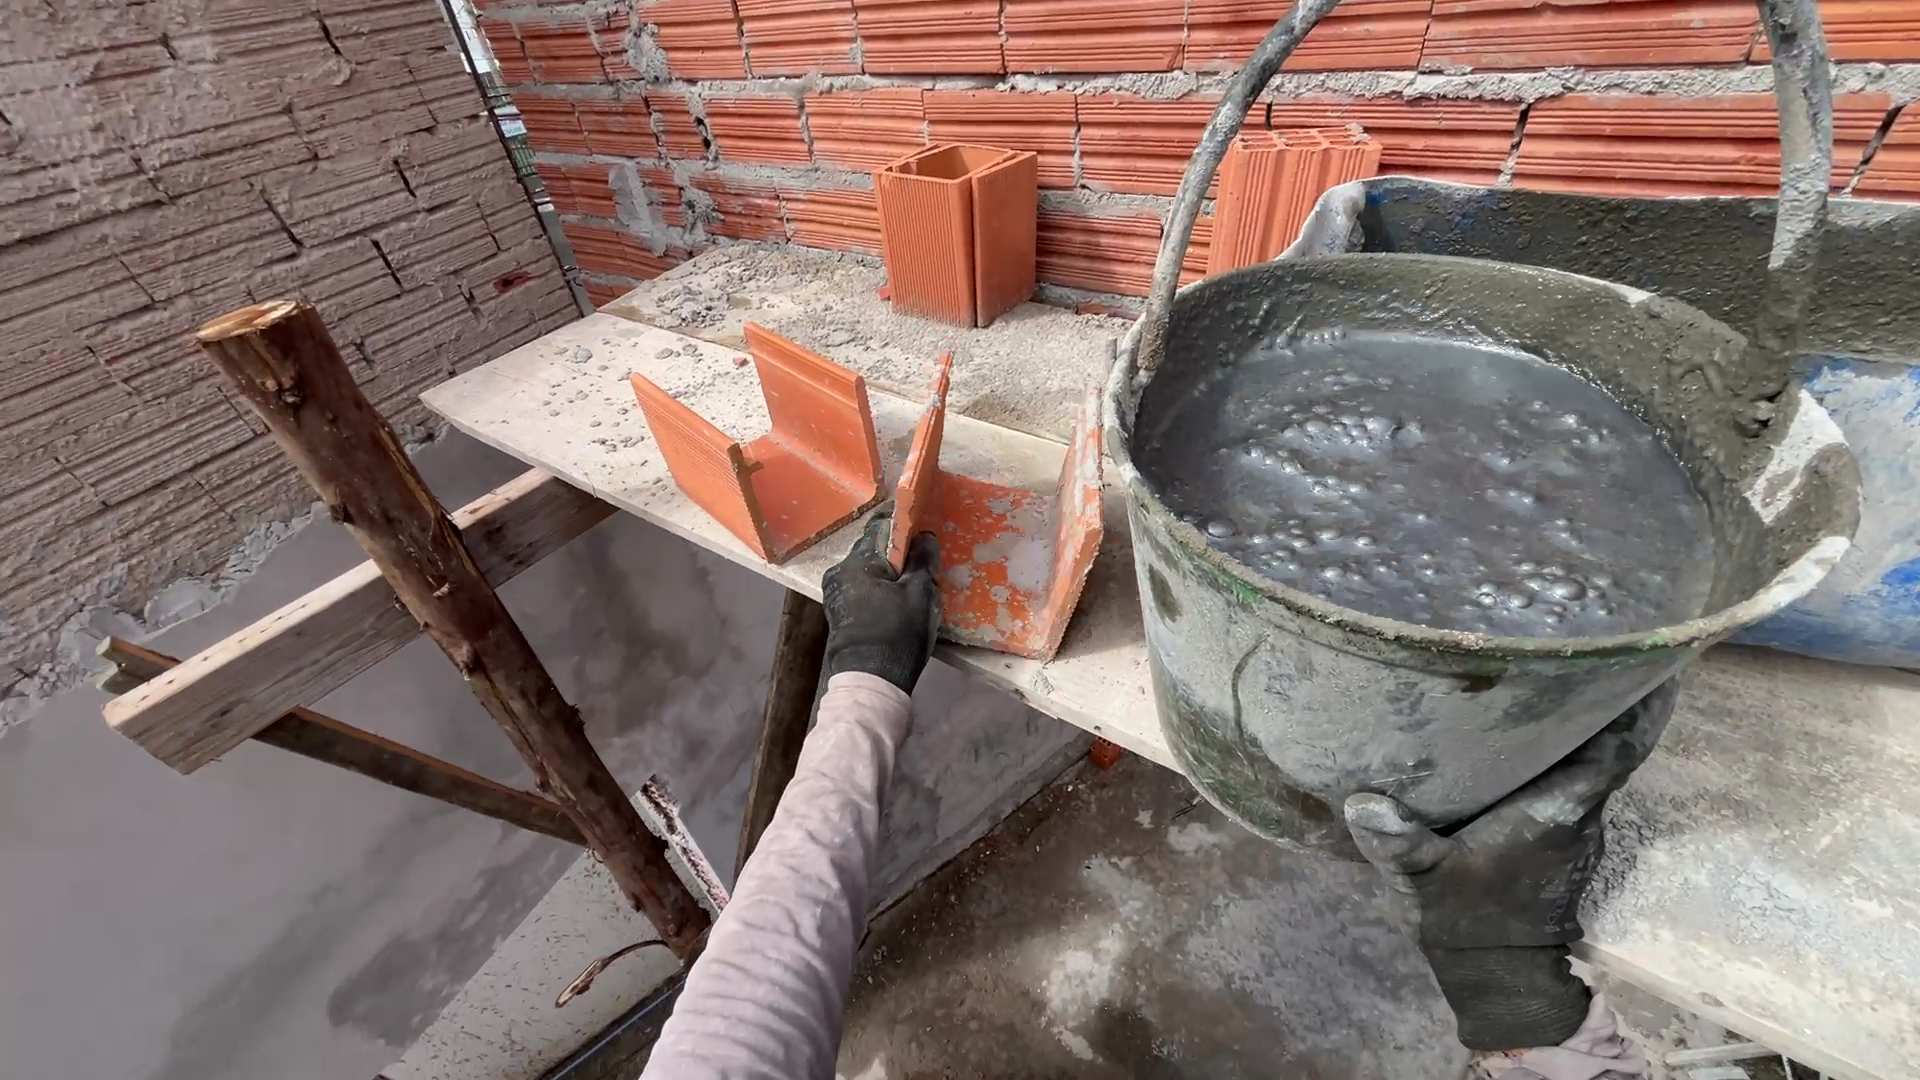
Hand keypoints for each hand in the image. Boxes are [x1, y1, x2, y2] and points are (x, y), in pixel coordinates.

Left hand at [820, 514, 940, 693]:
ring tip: (914, 587)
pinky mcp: (840, 615)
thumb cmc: (897, 632)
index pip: (880, 528)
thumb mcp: (920, 593)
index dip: (904, 526)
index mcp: (855, 562)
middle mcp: (839, 573)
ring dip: (890, 576)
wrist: (871, 682)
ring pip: (869, 573)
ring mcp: (836, 595)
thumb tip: (924, 535)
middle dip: (898, 556)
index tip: (923, 532)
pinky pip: (864, 592)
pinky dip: (881, 593)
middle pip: (874, 552)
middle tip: (924, 565)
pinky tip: (898, 604)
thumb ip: (922, 559)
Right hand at [1344, 679, 1677, 1050]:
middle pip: (1615, 743)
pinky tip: (1545, 717)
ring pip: (1600, 758)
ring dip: (1597, 717)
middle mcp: (1577, 811)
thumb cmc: (1466, 916)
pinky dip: (1579, 742)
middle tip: (1601, 638)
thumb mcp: (1422, 877)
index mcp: (1554, 813)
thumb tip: (1363, 804)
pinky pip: (1581, 772)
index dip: (1633, 707)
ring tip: (1570, 662)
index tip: (1648, 657)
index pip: (1612, 753)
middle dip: (1617, 695)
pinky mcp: (1562, 830)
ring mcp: (1575, 822)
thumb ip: (1399, 842)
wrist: (1499, 968)